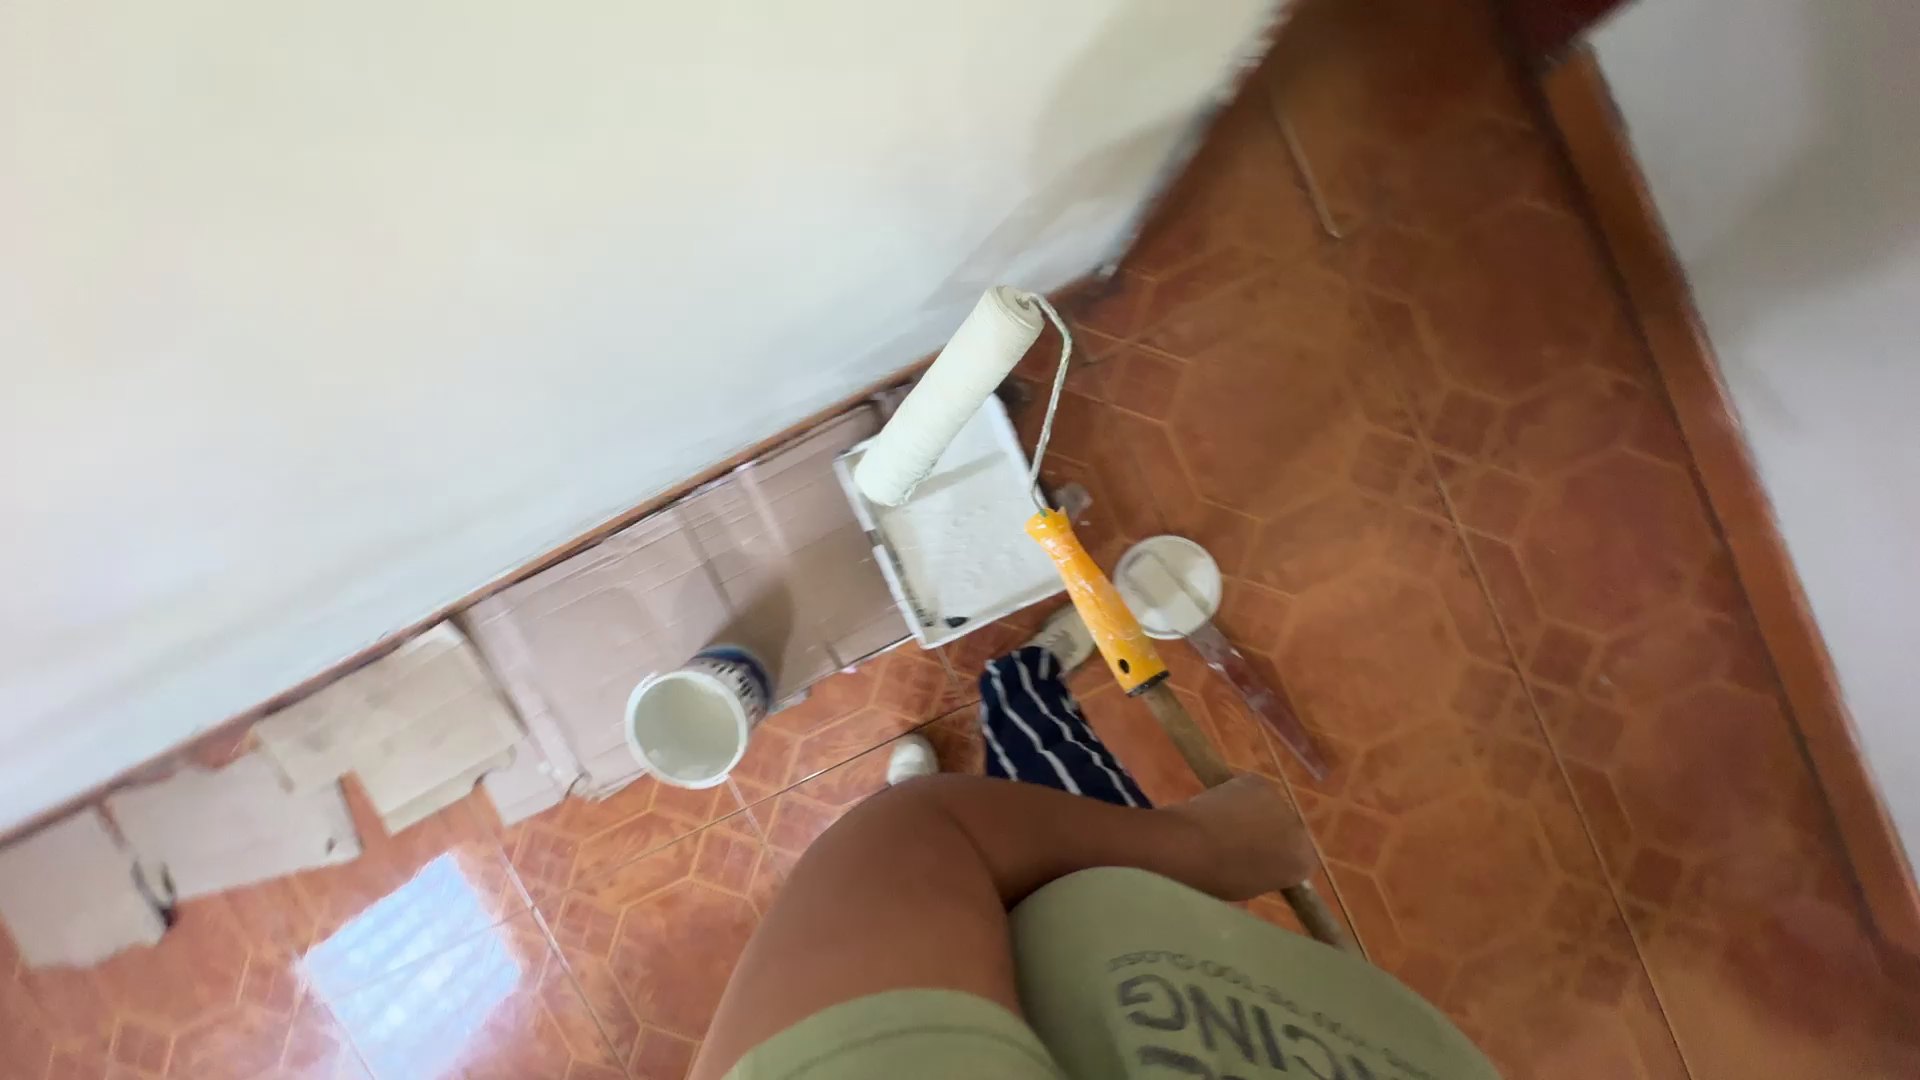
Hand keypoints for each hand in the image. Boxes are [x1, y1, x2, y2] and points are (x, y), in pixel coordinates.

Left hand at [1167, 775, 1317, 899]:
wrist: (1191, 844)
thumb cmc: (1216, 876)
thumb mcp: (1250, 886)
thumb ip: (1267, 873)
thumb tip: (1260, 862)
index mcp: (1302, 864)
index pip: (1302, 859)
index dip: (1280, 857)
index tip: (1261, 859)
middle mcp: (1298, 831)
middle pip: (1288, 829)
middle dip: (1271, 832)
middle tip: (1242, 838)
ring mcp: (1279, 802)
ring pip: (1270, 807)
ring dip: (1256, 811)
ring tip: (1227, 820)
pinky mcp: (1257, 782)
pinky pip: (1253, 789)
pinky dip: (1240, 794)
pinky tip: (1223, 803)